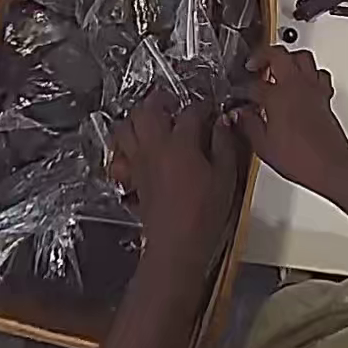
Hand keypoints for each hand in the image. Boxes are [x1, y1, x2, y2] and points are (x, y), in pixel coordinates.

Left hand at [112, 91, 242, 269]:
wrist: (176, 246)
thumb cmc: (205, 211)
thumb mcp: (226, 175)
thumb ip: (225, 143)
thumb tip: (222, 121)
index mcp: (180, 142)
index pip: (190, 111)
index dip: (203, 107)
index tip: (212, 110)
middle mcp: (155, 147)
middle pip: (147, 110)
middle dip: (160, 100)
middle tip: (173, 102)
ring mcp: (139, 162)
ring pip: (127, 127)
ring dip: (138, 118)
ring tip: (154, 119)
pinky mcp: (132, 178)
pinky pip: (121, 153)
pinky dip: (126, 145)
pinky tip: (139, 147)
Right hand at [236, 47, 347, 191]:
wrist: (329, 165)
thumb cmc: (300, 157)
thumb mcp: (263, 145)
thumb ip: (248, 125)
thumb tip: (240, 115)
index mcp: (276, 96)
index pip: (253, 84)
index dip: (242, 88)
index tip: (238, 94)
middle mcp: (295, 86)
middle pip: (278, 54)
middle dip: (263, 55)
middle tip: (254, 64)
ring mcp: (312, 87)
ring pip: (301, 57)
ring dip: (288, 58)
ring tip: (277, 66)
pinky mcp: (325, 95)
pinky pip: (318, 73)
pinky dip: (309, 72)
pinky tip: (303, 80)